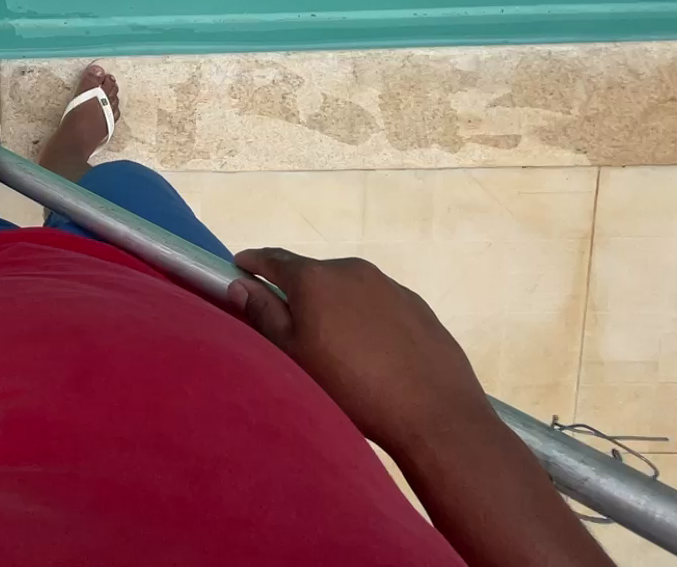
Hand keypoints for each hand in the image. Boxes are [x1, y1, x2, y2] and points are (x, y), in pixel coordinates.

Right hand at [229, 248, 492, 453]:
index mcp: (314, 277)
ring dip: (333, 301)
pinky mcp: (418, 306)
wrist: (437, 418)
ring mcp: (389, 285)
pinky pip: (378, 301)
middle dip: (296, 288)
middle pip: (311, 272)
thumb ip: (263, 312)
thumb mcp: (293, 352)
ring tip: (336, 339)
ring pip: (346, 286)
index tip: (239, 268)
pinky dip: (365, 313)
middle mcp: (350, 269)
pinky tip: (372, 347)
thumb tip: (239, 284)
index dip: (252, 263)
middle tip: (290, 320)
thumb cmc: (351, 385)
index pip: (271, 258)